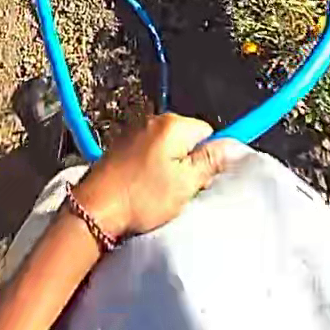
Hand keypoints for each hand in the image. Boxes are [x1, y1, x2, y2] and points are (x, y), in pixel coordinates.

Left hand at [70, 114, 244, 238]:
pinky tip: (144, 188)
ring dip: (169, 165)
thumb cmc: (141, 197)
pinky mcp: (122, 144)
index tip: (202, 179)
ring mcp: (135, 130)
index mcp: (173, 125)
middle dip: (188, 161)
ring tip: (160, 192)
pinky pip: (149, 151)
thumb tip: (234, 146)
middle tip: (181, 189)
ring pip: (168, 146)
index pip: (208, 131)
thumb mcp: (185, 184)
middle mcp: (154, 120)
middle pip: (187, 137)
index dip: (209, 157)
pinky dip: (151, 167)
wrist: (95, 208)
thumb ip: (210, 162)